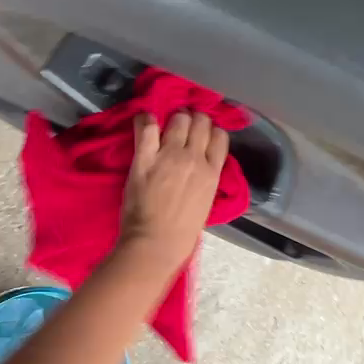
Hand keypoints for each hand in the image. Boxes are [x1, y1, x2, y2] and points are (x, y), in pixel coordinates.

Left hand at [119, 110, 229, 271]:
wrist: (155, 243)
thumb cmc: (182, 233)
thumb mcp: (205, 202)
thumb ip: (205, 180)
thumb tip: (201, 169)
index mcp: (212, 173)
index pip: (220, 136)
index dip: (210, 131)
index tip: (200, 135)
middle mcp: (194, 158)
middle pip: (200, 122)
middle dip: (192, 120)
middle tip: (180, 127)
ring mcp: (169, 156)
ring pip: (178, 119)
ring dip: (172, 119)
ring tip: (164, 126)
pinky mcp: (145, 158)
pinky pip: (147, 126)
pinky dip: (145, 120)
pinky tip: (144, 122)